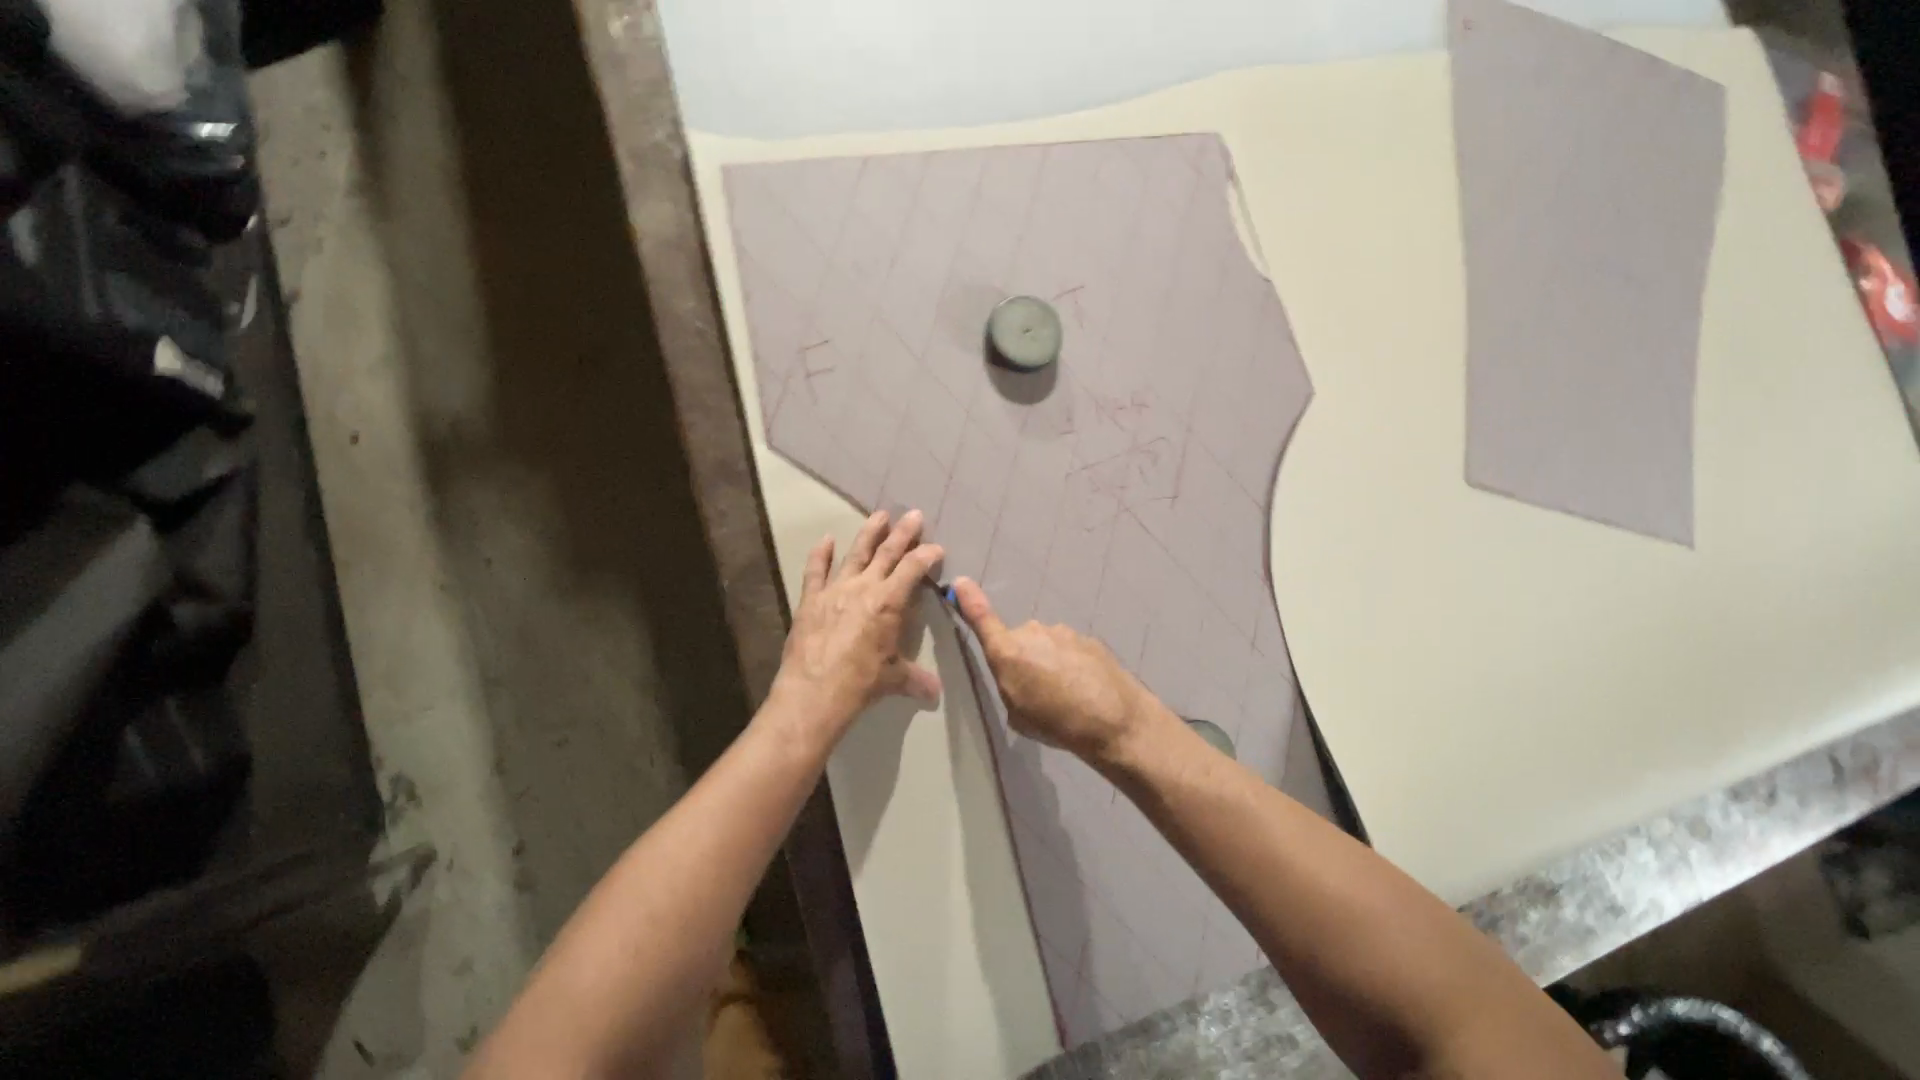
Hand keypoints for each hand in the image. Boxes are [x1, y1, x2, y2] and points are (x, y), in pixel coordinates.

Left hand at [767, 510, 943, 742]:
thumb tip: (934, 693)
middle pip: (886, 552)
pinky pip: (816, 570)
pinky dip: (821, 553)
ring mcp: (835, 590)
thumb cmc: (860, 683)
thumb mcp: (894, 679)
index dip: (927, 555)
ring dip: (869, 533)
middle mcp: (864, 587)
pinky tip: (827, 539)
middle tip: (913, 515)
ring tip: (880, 515)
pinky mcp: (810, 599)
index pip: (913, 569)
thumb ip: (915, 679)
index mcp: (889, 602)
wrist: (814, 692)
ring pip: (855, 553)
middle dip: (903, 533)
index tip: (937, 548)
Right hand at [950, 577, 1169, 766]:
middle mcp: (1033, 633)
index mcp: (1008, 652)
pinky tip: (1086, 690)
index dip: (969, 600)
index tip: (961, 582)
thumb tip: (1019, 675)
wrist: (1115, 720)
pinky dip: (1073, 666)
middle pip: (1020, 641)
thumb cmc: (1056, 723)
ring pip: (1047, 646)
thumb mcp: (1018, 715)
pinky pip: (1070, 651)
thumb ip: (1010, 686)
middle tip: (1037, 692)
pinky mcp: (1089, 639)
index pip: (982, 618)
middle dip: (1024, 660)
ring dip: (1051, 663)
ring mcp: (1064, 633)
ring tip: (1066, 695)